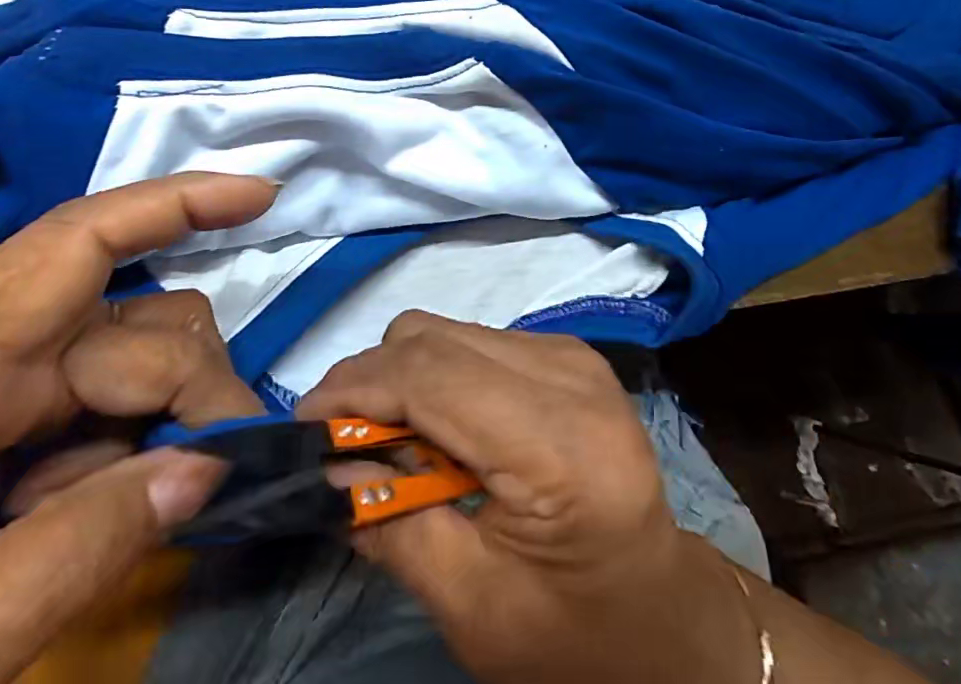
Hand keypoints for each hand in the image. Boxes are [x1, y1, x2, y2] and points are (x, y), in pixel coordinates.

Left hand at [0, 172, 276, 683]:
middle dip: (190, 388)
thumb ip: (71, 559)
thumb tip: (211, 463)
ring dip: (154, 430)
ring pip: (112, 369)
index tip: (262, 196)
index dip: (171, 206)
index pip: (60, 252)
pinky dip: (114, 460)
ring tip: (138, 514)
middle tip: (229, 469)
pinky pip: (82, 419)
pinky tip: (82, 523)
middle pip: (116, 328)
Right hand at [297, 312, 760, 683]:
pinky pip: (476, 340)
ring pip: (449, 331)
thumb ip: (390, 524)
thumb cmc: (572, 630)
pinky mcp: (570, 354)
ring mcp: (575, 356)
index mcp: (560, 444)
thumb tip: (322, 466)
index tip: (301, 428)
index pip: (432, 376)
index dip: (354, 390)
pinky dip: (440, 377)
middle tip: (341, 444)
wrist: (659, 610)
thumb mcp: (471, 605)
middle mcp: (572, 376)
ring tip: (396, 445)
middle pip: (435, 338)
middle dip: (371, 381)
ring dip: (405, 378)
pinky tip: (445, 432)